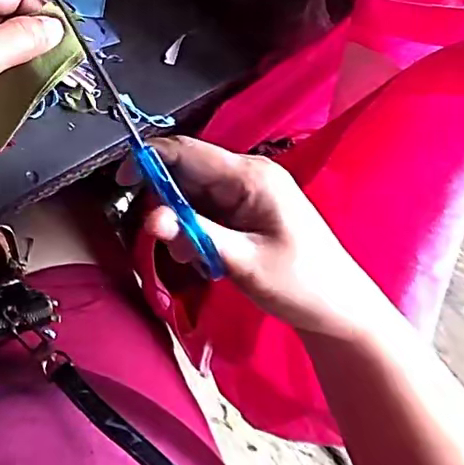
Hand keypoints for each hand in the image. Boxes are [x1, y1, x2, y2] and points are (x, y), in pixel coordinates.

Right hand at [122, 136, 393, 339]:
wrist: (342, 313)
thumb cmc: (302, 285)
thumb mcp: (245, 262)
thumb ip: (195, 235)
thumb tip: (151, 218)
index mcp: (250, 176)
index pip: (186, 151)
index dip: (149, 159)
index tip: (121, 180)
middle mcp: (244, 176)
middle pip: (184, 172)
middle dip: (165, 201)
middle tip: (160, 237)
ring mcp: (244, 193)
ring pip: (190, 193)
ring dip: (179, 221)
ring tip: (193, 256)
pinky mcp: (243, 211)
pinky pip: (203, 210)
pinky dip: (192, 230)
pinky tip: (204, 257)